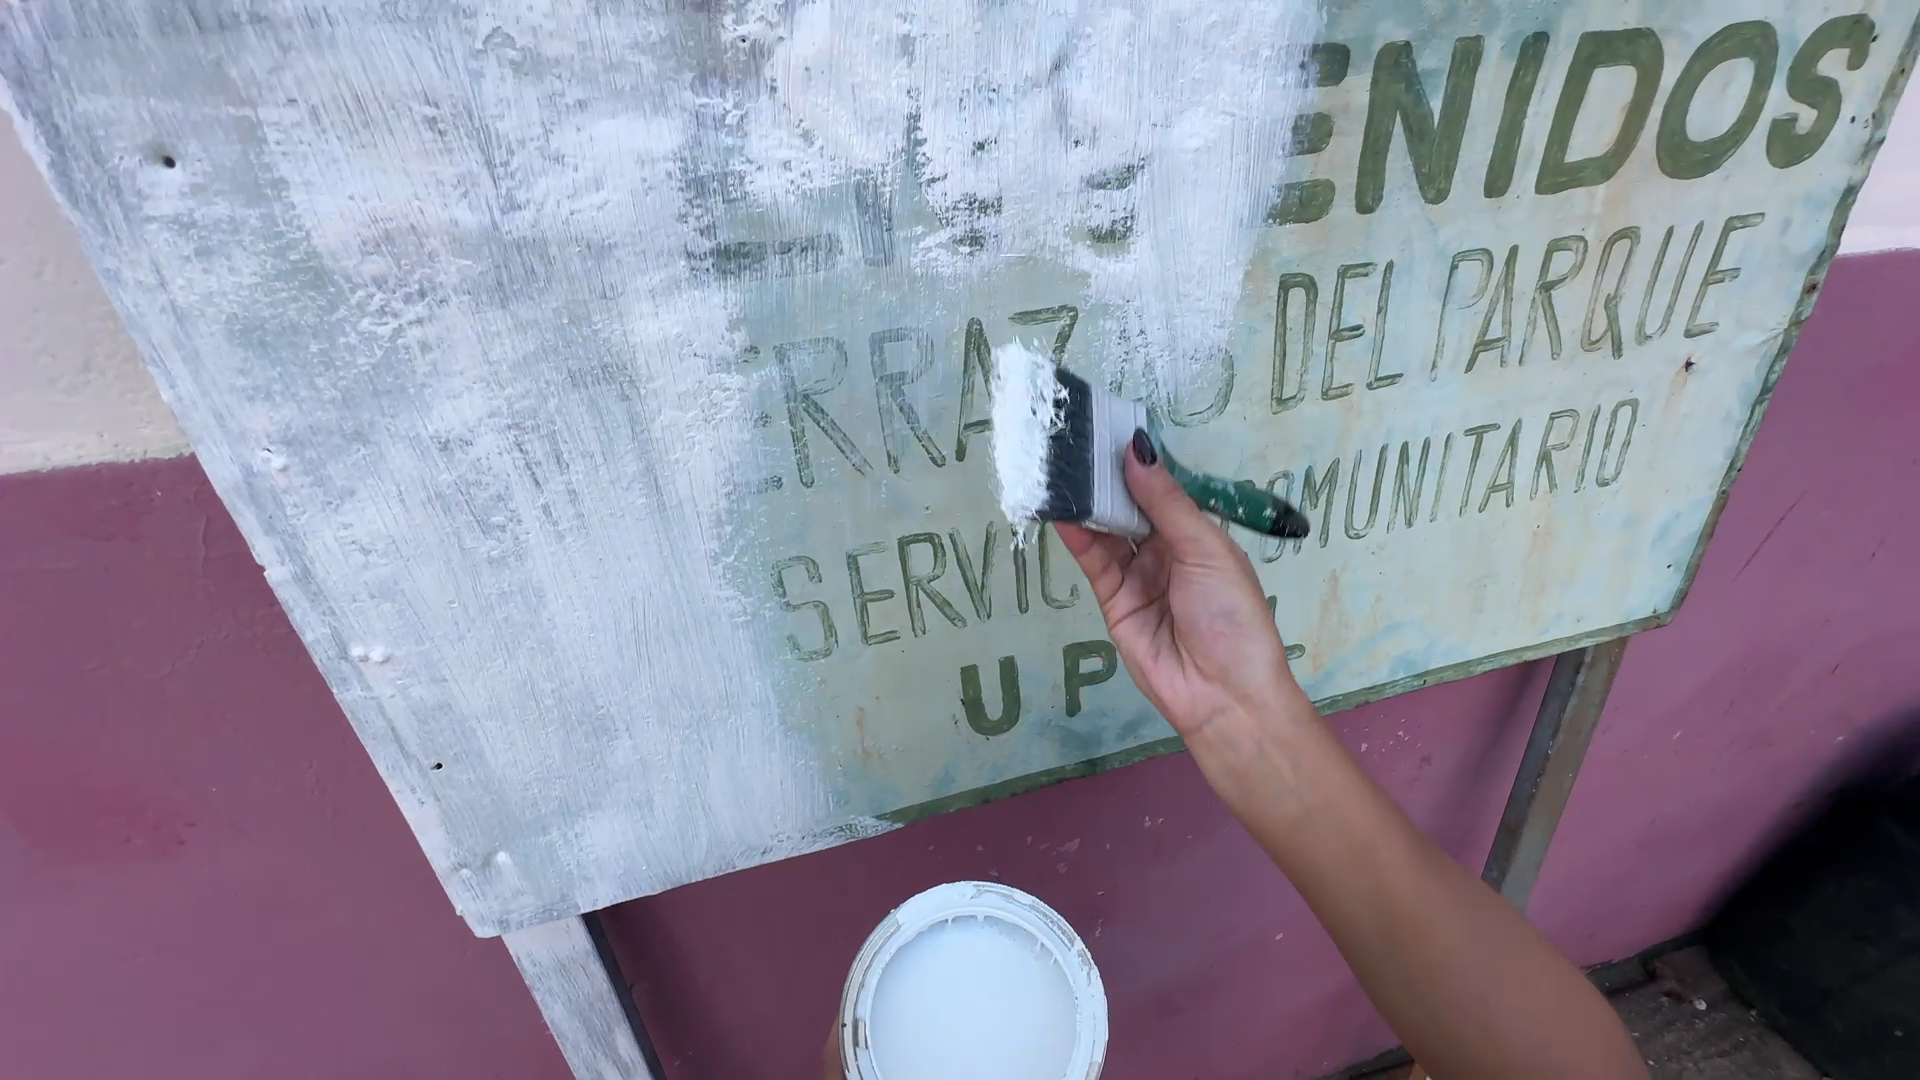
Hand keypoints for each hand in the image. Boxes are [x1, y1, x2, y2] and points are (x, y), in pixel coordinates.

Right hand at [1055, 430, 1305, 743]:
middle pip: (1131, 508)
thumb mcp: (1206, 551)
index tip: (1108, 430)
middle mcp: (1166, 550)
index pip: (1162, 490)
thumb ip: (1167, 503)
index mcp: (1198, 534)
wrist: (1221, 694)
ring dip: (1088, 504)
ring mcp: (1138, 575)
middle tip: (1074, 444)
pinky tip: (1062, 511)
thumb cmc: (1230, 615)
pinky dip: (1078, 536)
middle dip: (1107, 480)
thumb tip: (1136, 449)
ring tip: (1060, 471)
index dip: (1138, 464)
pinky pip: (1094, 561)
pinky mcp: (1112, 599)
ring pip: (1108, 531)